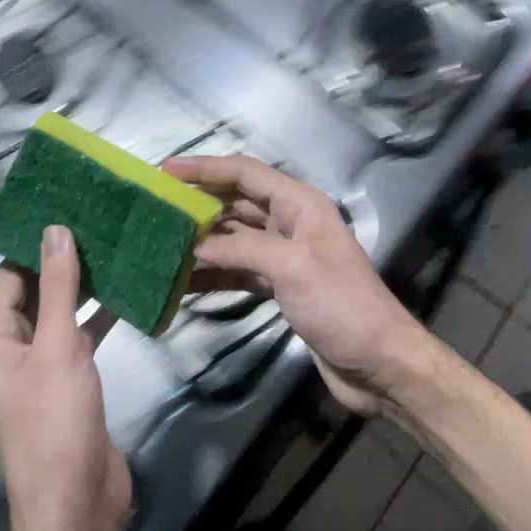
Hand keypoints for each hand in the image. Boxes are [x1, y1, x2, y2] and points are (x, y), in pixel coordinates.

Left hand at [0, 226, 130, 530]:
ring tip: (118, 247)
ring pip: (62, 315)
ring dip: (87, 287)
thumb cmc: (55, 418)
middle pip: (36, 293)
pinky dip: (102, 318)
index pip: (9, 277)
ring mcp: (43, 368)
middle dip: (64, 261)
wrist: (76, 497)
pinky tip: (130, 295)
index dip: (32, 242)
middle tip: (99, 221)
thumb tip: (54, 230)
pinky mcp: (72, 383)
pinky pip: (82, 338)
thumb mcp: (56, 345)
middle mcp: (14, 350)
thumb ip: (58, 286)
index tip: (64, 206)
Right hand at [161, 155, 433, 416]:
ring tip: (157, 245)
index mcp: (301, 205)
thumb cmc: (341, 305)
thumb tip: (194, 244)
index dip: (205, 167)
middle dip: (197, 203)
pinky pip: (237, 271)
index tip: (164, 169)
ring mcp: (285, 256)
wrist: (378, 363)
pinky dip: (212, 274)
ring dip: (199, 242)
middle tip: (152, 208)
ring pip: (233, 239)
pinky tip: (180, 282)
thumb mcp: (292, 268)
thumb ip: (241, 249)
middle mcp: (291, 223)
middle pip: (236, 202)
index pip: (246, 173)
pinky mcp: (280, 288)